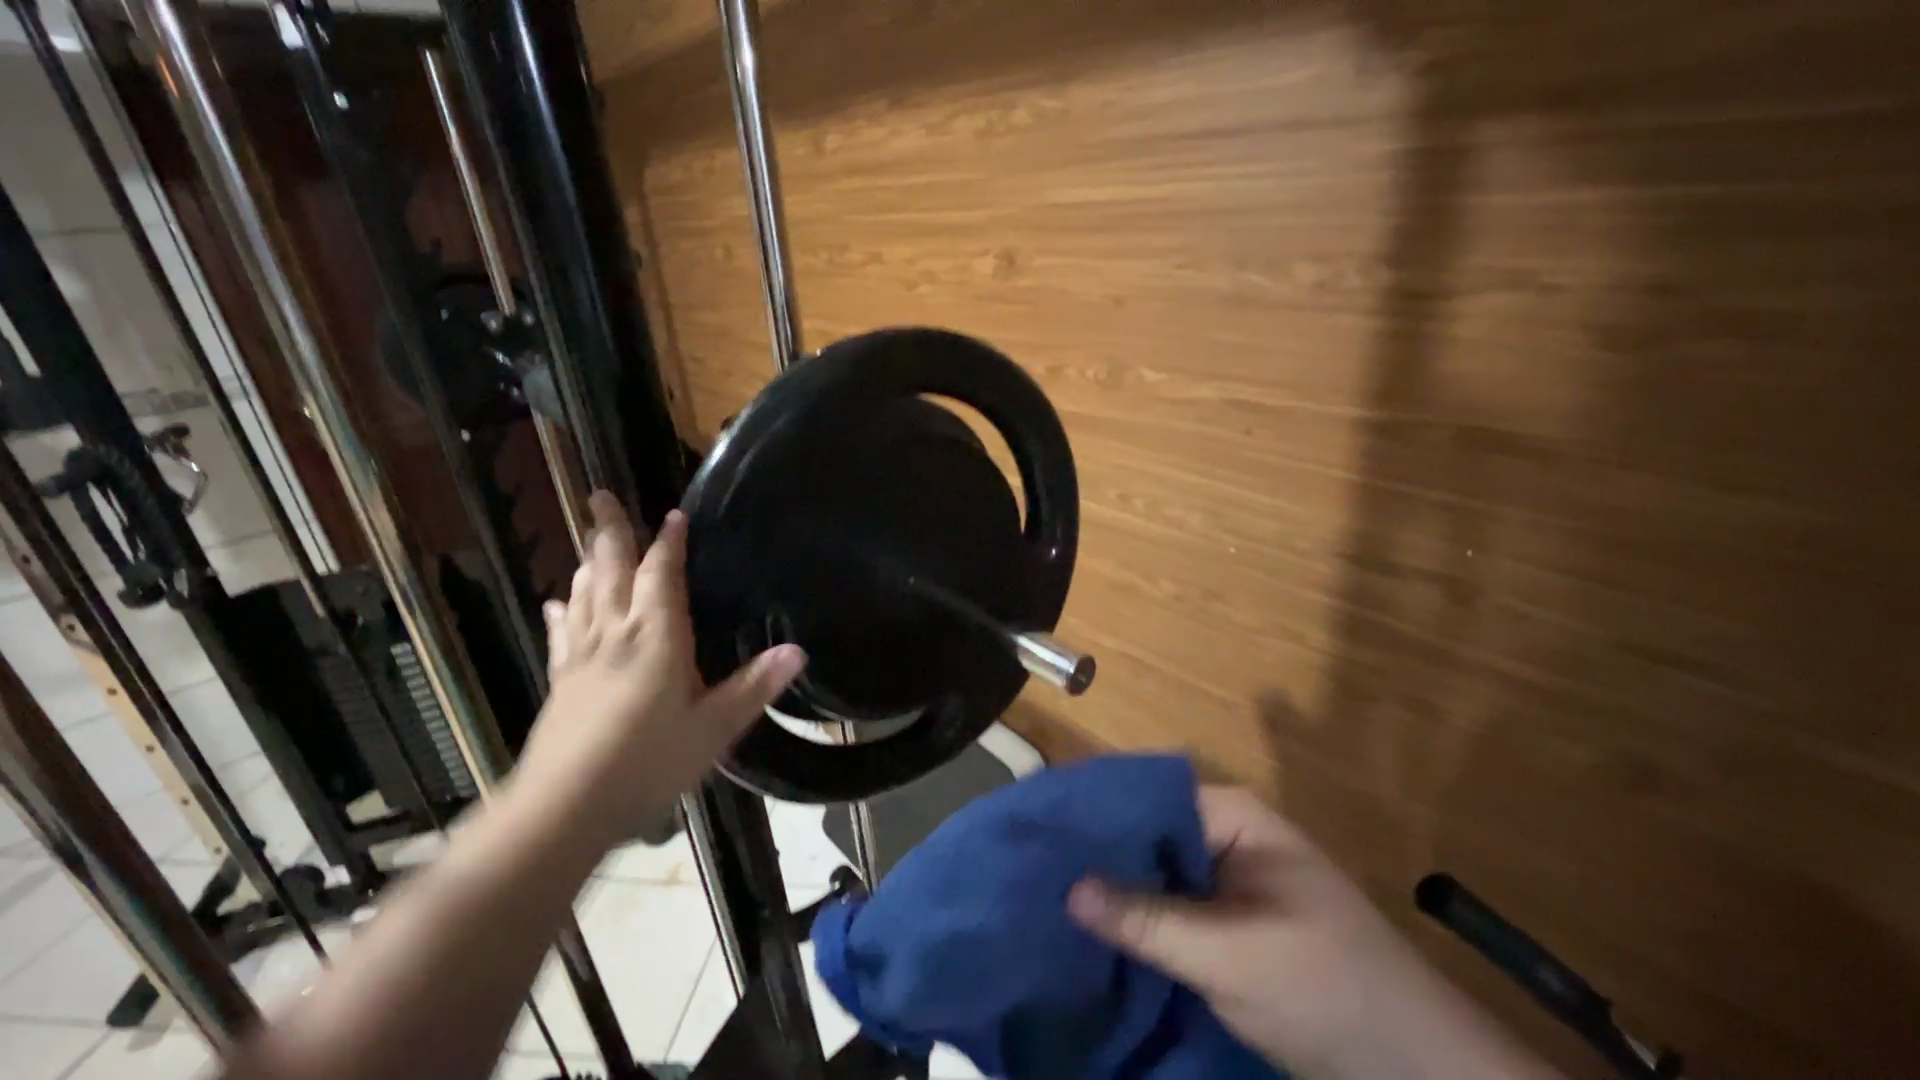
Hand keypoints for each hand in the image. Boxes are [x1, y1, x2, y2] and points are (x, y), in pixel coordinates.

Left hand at [511, 492, 804, 839]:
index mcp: (657, 637)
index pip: (663, 575)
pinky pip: (562, 632)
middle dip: (610, 530)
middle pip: (611, 569)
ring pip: (585, 593)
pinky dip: (564, 609)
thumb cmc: (649, 764)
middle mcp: (616, 633)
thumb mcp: (714, 728)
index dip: (669, 543)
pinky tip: (558, 602)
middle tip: (600, 494)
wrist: (566, 805)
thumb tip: (798, 651)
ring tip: (593, 541)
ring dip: (589, 562)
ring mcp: (582, 655)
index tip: (674, 514)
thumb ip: (754, 687)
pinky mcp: (561, 680)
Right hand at [1068, 787, 1558, 1079]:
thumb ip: (1149, 919)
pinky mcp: (1228, 924)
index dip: (1090, 810)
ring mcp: (1229, 883)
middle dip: (1092, 854)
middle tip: (1023, 872)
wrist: (1413, 1067)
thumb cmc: (1326, 990)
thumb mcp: (1232, 955)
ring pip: (1153, 874)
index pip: (1145, 793)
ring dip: (1110, 890)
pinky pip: (1168, 909)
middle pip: (1144, 832)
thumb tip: (1067, 885)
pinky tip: (1087, 936)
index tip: (1031, 832)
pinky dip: (1134, 921)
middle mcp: (1228, 837)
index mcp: (1235, 818)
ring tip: (1039, 901)